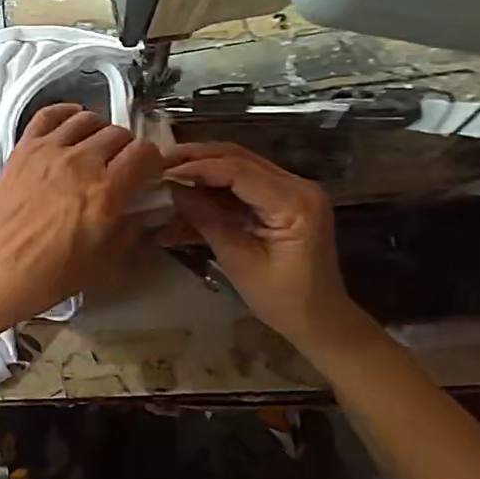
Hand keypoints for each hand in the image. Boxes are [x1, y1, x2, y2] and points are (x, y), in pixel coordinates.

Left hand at [0, 104, 168, 328]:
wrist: (0, 267)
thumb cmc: (53, 272)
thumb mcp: (107, 259)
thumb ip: (131, 227)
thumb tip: (145, 209)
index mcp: (106, 190)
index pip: (145, 152)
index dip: (153, 161)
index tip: (149, 173)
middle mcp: (80, 162)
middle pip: (118, 134)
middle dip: (128, 148)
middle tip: (123, 165)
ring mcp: (49, 150)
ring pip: (87, 120)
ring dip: (100, 131)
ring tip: (98, 147)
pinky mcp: (24, 149)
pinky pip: (48, 115)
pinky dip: (65, 112)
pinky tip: (74, 120)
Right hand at [164, 141, 376, 345]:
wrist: (320, 319)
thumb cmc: (283, 300)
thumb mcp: (239, 262)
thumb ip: (207, 220)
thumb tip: (172, 190)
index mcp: (295, 203)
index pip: (238, 171)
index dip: (196, 167)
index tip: (161, 172)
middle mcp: (297, 186)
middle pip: (238, 158)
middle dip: (196, 158)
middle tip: (159, 161)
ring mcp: (291, 191)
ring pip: (237, 167)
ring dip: (201, 171)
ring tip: (165, 176)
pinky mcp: (281, 201)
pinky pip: (241, 185)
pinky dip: (213, 190)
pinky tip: (184, 200)